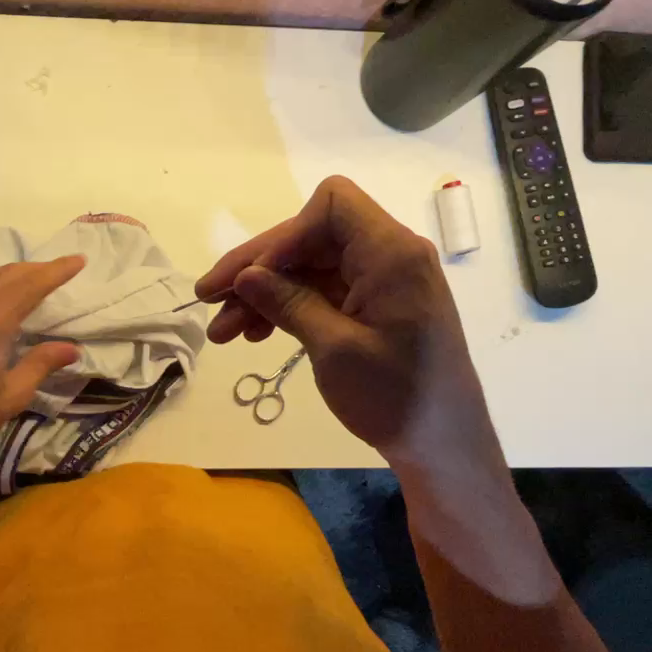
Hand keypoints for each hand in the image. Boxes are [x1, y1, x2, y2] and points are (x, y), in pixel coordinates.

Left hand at [0, 257, 85, 502]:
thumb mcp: (14, 394)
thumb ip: (41, 364)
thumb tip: (73, 348)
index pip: (29, 286)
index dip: (55, 271)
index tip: (78, 260)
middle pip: (7, 275)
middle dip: (37, 268)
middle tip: (62, 268)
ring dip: (11, 271)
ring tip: (31, 276)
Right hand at [195, 176, 505, 485]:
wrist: (443, 445)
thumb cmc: (395, 397)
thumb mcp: (334, 349)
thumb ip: (289, 304)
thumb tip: (245, 275)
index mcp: (390, 253)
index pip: (331, 206)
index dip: (284, 235)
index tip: (251, 277)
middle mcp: (388, 257)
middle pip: (312, 237)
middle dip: (258, 267)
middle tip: (208, 298)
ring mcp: (380, 283)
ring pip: (309, 268)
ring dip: (264, 293)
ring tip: (223, 332)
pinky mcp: (373, 308)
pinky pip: (321, 292)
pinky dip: (287, 308)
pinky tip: (255, 334)